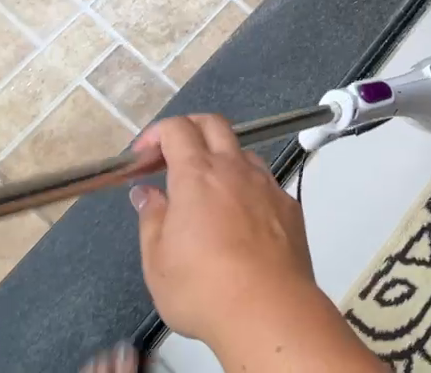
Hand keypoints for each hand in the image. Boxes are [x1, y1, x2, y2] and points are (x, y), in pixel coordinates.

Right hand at [129, 116, 383, 371]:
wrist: (268, 306)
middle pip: (214, 124)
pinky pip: (264, 183)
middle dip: (190, 128)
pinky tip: (238, 218)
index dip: (157, 134)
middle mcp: (235, 168)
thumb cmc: (204, 287)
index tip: (142, 155)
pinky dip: (246, 188)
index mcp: (198, 175)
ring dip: (221, 159)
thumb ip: (151, 218)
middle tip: (171, 154)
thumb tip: (146, 194)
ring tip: (205, 191)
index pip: (178, 129)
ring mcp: (266, 183)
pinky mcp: (287, 203)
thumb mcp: (157, 260)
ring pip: (242, 152)